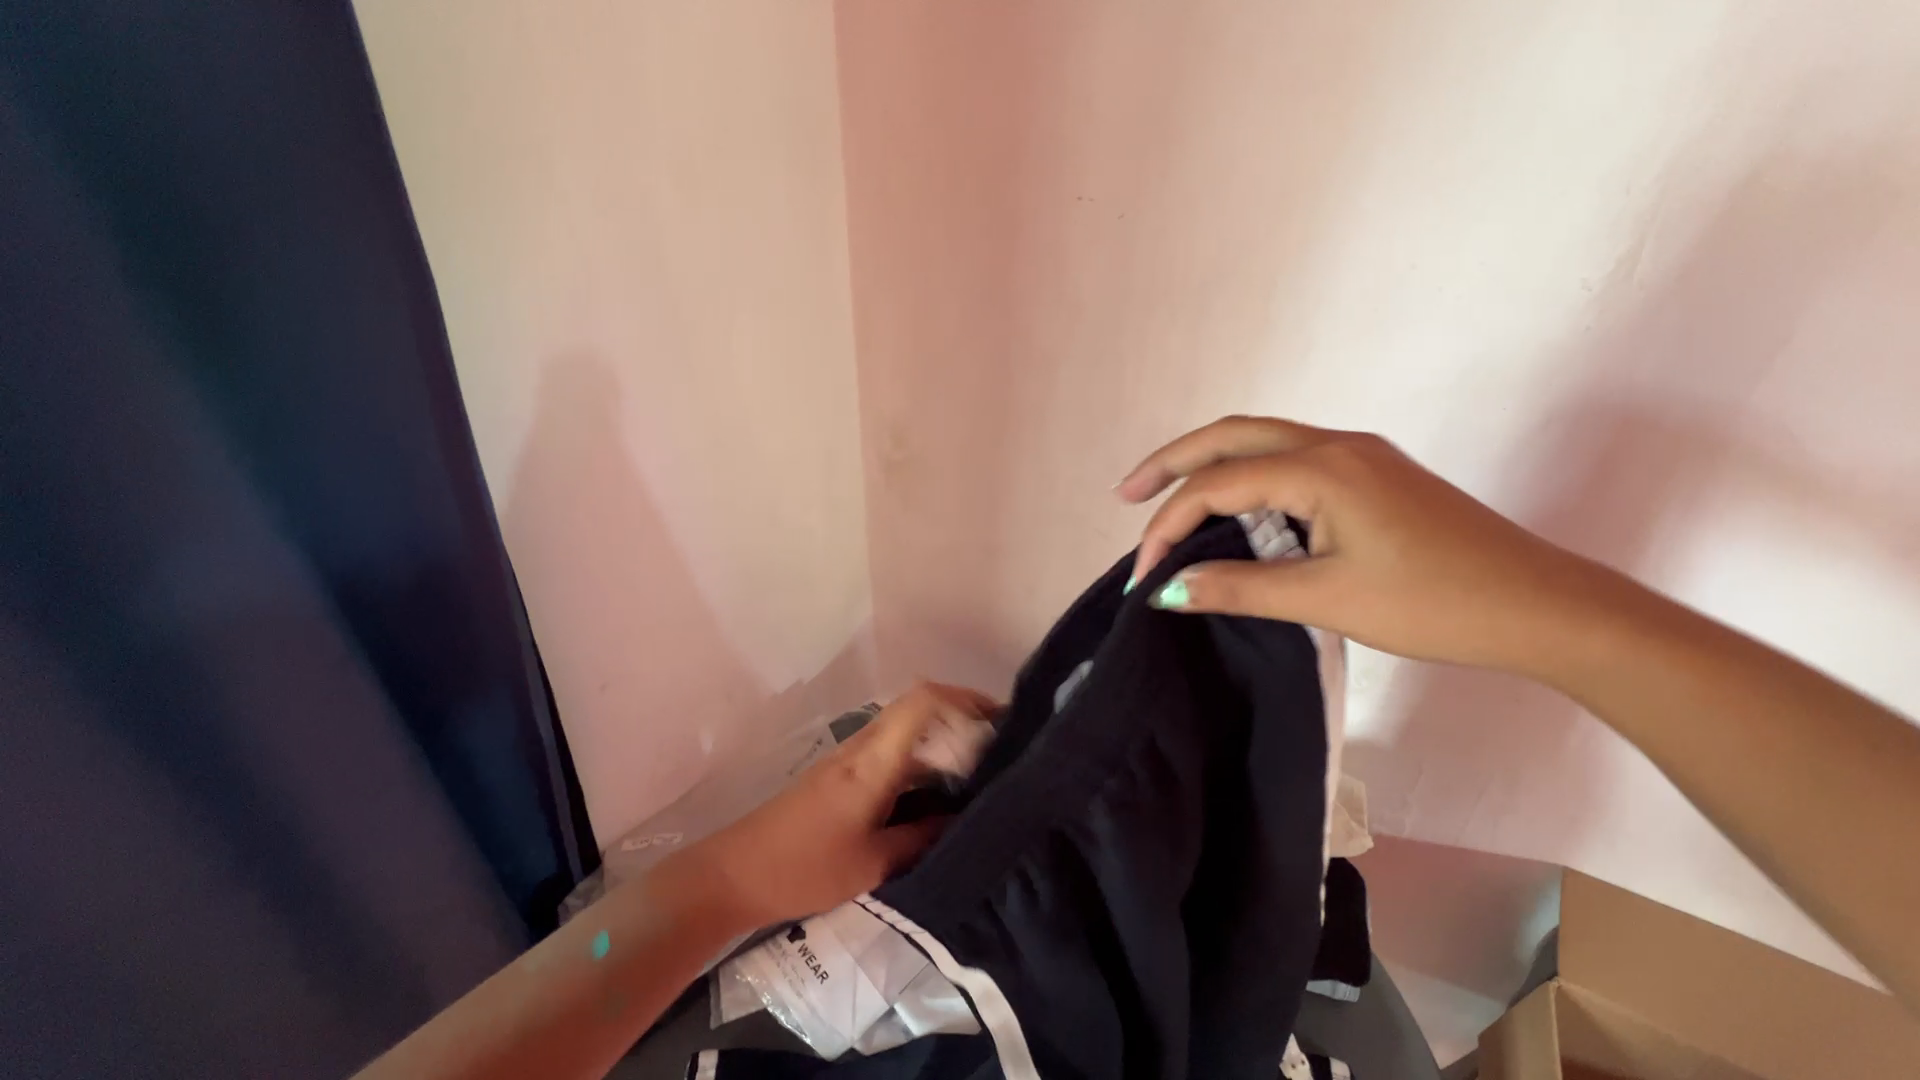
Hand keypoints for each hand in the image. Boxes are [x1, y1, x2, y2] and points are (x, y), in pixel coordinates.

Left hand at [659, 682, 996, 928]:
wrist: (733, 875)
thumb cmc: (803, 868)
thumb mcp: (872, 865)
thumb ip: (922, 839)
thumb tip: (963, 821)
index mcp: (873, 761)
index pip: (922, 701)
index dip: (964, 698)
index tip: (1000, 718)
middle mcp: (862, 749)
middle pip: (918, 711)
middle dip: (962, 720)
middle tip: (1002, 751)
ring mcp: (848, 761)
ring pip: (905, 734)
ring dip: (942, 743)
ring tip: (980, 775)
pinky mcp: (840, 778)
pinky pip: (891, 755)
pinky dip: (921, 763)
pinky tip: (937, 796)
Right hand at [1116, 416, 1620, 673]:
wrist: (1541, 607)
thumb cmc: (1434, 604)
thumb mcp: (1326, 600)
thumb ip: (1240, 588)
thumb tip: (1169, 588)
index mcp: (1321, 468)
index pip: (1217, 484)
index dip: (1169, 526)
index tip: (1145, 578)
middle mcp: (1335, 445)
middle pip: (1230, 435)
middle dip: (1171, 463)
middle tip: (1126, 495)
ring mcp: (1359, 455)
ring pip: (1262, 442)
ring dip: (1209, 466)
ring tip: (1167, 499)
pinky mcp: (1373, 476)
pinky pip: (1289, 461)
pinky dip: (1246, 478)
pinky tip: (1236, 509)